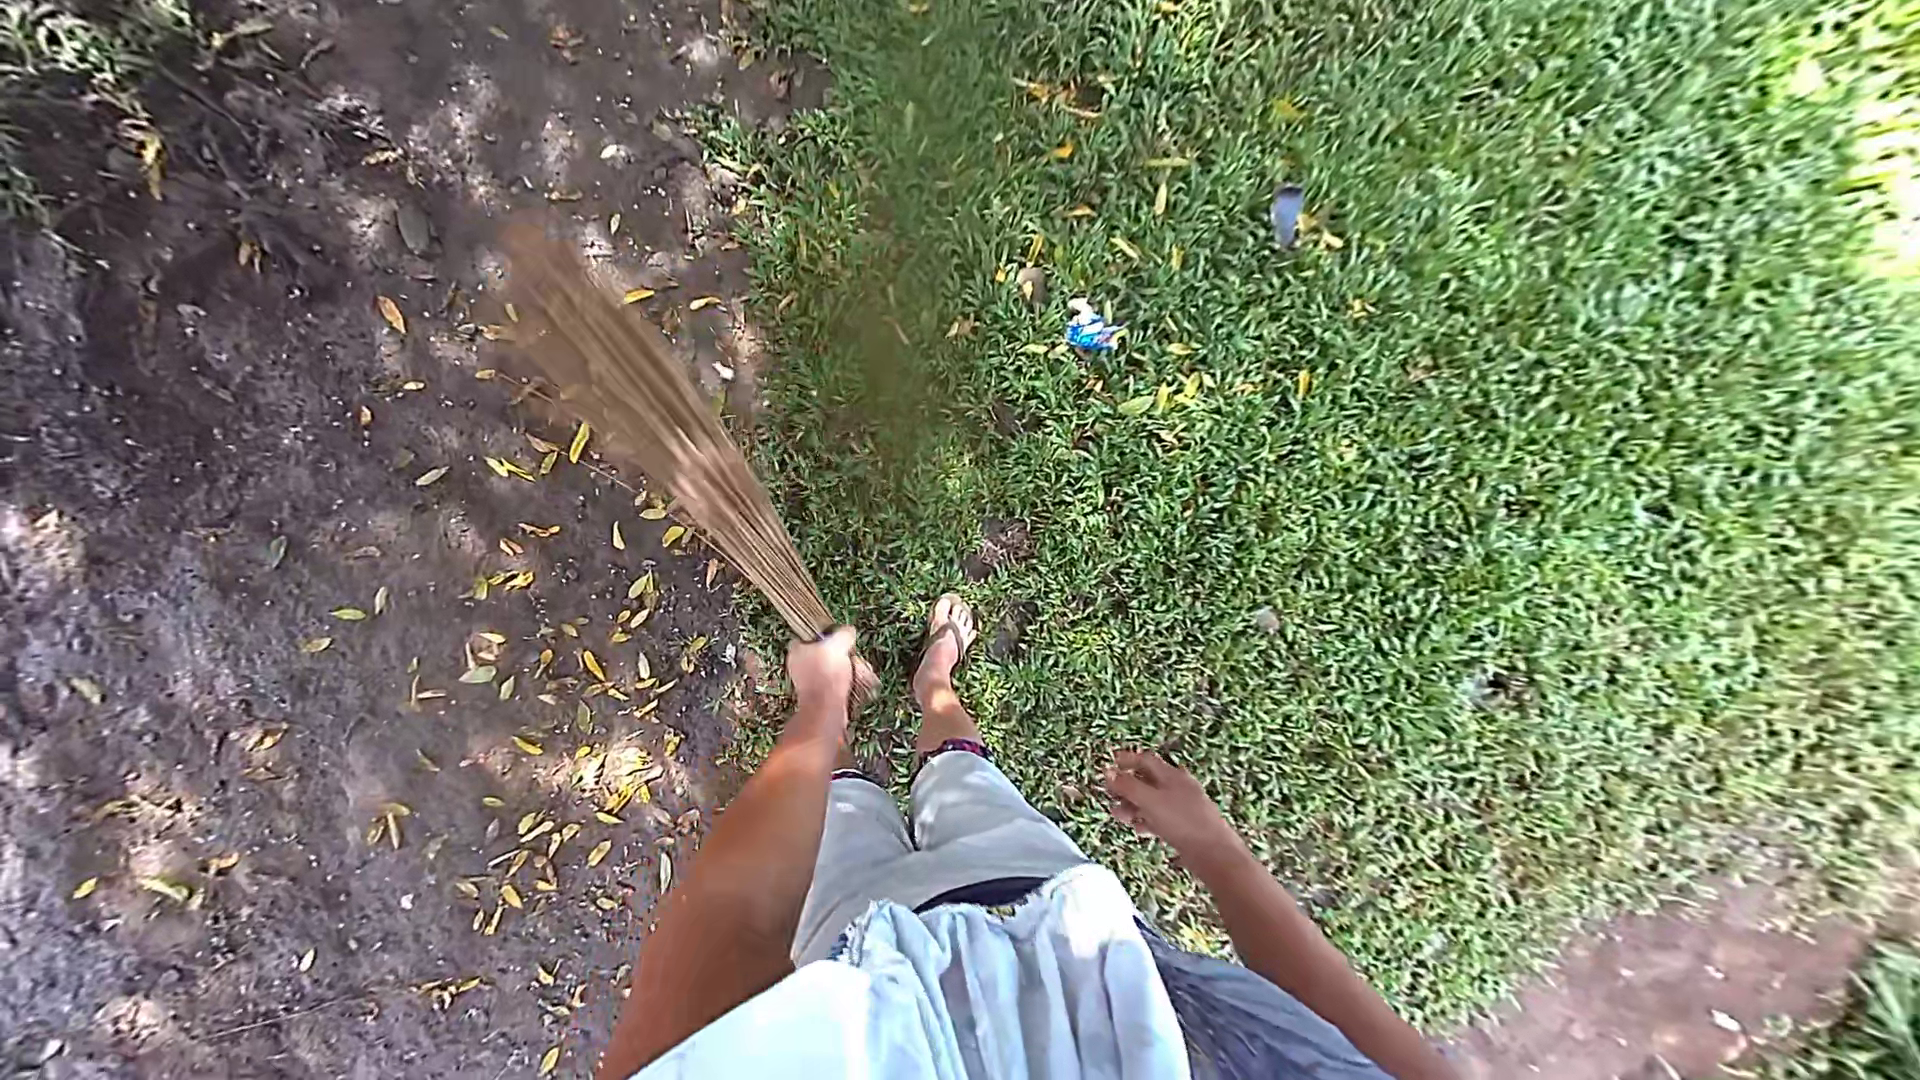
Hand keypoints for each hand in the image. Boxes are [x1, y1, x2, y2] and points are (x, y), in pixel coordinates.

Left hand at [786, 626, 857, 718]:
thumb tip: (848, 632)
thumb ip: (843, 633)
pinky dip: (848, 684)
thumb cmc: (827, 674)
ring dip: (849, 670)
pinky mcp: (820, 697)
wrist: (827, 709)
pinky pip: (837, 685)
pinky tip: (856, 685)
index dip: (825, 635)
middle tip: (852, 656)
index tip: (839, 638)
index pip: (809, 636)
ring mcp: (809, 683)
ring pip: (833, 669)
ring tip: (859, 672)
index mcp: (796, 651)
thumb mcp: (839, 644)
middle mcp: (799, 667)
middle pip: (825, 653)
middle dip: (843, 656)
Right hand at [1104, 749, 1243, 869]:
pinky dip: (1147, 819)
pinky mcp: (1186, 825)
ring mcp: (1184, 806)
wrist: (1216, 855)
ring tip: (1120, 817)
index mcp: (1172, 775)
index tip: (1109, 764)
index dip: (1126, 760)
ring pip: (1153, 801)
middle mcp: (1178, 786)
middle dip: (1127, 787)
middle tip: (1111, 796)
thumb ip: (1128, 786)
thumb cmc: (1182, 822)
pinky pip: (1161, 817)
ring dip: (1134, 806)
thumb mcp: (1150, 801)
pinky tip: (1139, 829)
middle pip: (1148, 780)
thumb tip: (1108, 771)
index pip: (1145, 759)